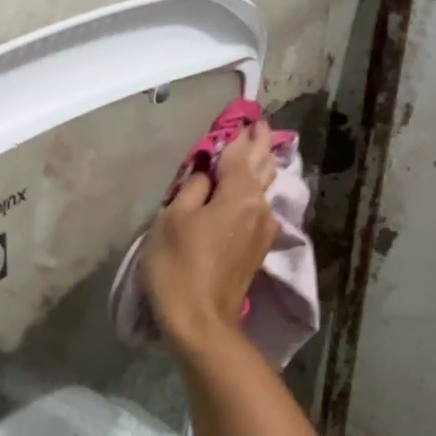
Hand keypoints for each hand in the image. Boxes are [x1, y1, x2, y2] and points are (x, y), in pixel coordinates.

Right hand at [141, 121, 278, 358]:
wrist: (200, 319)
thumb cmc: (178, 265)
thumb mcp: (171, 219)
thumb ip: (191, 189)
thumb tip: (205, 175)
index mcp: (239, 194)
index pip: (240, 154)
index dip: (239, 135)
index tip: (246, 116)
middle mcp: (259, 206)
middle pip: (261, 168)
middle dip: (259, 146)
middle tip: (259, 126)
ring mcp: (262, 230)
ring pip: (263, 189)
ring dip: (260, 169)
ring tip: (259, 152)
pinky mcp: (256, 249)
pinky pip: (257, 208)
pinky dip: (254, 192)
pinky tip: (251, 190)